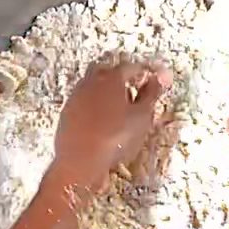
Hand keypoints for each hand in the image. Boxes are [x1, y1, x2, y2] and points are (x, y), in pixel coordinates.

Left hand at [48, 62, 171, 194]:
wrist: (79, 161)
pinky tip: (102, 118)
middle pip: (109, 69)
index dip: (145, 72)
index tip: (154, 81)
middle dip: (122, 76)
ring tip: (119, 106)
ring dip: (107, 89)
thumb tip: (161, 77)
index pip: (132, 66)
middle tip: (135, 91)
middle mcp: (92, 80)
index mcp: (112, 77)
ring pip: (94, 83)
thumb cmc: (116, 137)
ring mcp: (77, 94)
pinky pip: (84, 98)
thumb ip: (152, 94)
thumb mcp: (142, 117)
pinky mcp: (67, 110)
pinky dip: (95, 102)